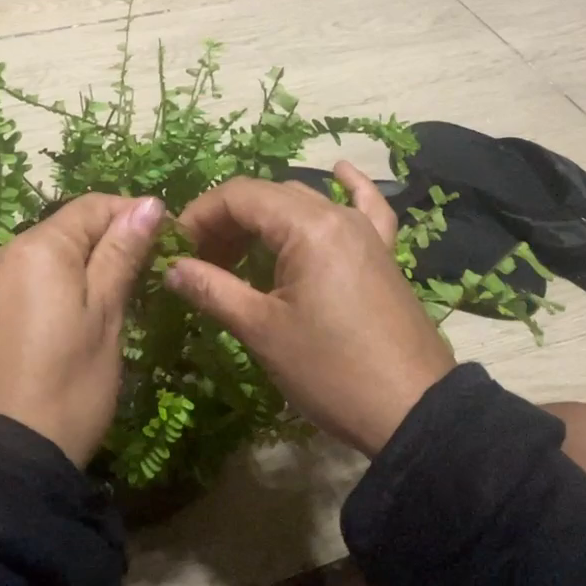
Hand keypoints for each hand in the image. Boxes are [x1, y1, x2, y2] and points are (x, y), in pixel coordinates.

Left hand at [0, 194, 163, 465]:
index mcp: (38, 246)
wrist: (1, 461)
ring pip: (42, 256)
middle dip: (105, 242)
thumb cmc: (68, 386)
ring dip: (78, 267)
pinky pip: (21, 281)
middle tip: (142, 278)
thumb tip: (148, 203)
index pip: (92, 206)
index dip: (131, 214)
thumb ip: (121, 254)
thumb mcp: (105, 317)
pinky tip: (67, 322)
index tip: (166, 239)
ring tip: (110, 304)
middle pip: (65, 229)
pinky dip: (50, 288)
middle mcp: (2, 251)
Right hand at [165, 162, 455, 455]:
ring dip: (264, 218)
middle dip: (226, 221)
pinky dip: (347, 187)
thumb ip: (213, 289)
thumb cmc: (332, 371)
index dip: (200, 215)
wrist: (415, 415)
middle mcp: (337, 215)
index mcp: (307, 227)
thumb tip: (171, 267)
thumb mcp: (263, 331)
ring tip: (236, 252)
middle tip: (200, 261)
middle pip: (268, 196)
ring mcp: (365, 232)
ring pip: (303, 201)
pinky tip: (339, 170)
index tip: (176, 248)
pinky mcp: (382, 253)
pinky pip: (365, 207)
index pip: (239, 196)